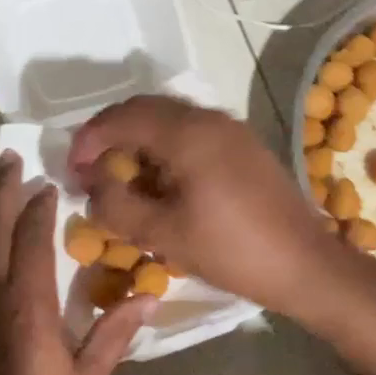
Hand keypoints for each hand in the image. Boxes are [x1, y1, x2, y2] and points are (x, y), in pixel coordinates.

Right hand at [67, 95, 337, 311]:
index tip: (71, 170)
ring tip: (121, 180)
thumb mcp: (164, 234)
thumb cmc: (232, 251)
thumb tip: (92, 184)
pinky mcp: (246, 149)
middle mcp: (211, 119)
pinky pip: (194, 135)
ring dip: (138, 143)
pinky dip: (166, 150)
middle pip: (146, 110)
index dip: (88, 139)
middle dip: (111, 136)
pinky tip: (161, 184)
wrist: (304, 264)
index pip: (123, 117)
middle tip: (90, 171)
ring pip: (171, 121)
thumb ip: (118, 205)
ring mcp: (233, 131)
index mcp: (189, 133)